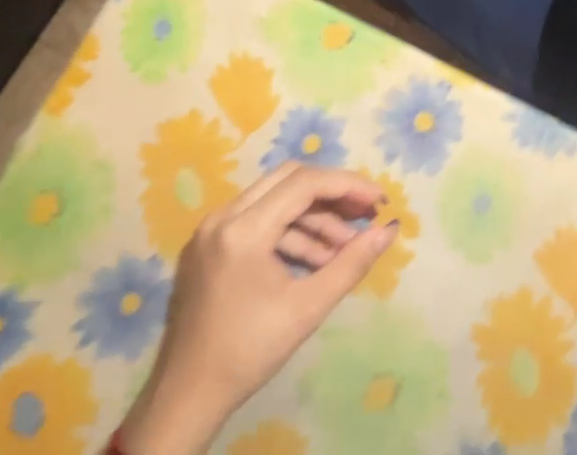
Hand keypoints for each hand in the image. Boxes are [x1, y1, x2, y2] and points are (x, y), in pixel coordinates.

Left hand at [120, 163, 396, 453]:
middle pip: (288, 181)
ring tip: (344, 250)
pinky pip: (255, 221)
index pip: (304, 184)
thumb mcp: (308, 307)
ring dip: (312, 218)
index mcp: (243, 228)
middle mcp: (223, 216)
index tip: (380, 202)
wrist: (187, 395)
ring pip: (273, 201)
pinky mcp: (208, 246)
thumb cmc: (249, 351)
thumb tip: (389, 230)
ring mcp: (211, 230)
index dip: (348, 186)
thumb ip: (351, 263)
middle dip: (331, 195)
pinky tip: (314, 261)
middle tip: (365, 214)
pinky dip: (288, 233)